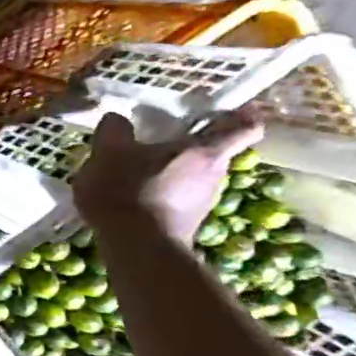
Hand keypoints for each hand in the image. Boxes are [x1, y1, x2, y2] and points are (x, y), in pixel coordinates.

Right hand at [73, 107, 262, 243]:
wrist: (136, 245)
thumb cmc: (127, 188)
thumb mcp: (109, 151)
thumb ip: (114, 130)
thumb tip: (117, 119)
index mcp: (204, 151)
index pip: (246, 127)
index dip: (241, 115)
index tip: (225, 110)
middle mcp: (215, 174)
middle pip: (214, 151)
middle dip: (191, 144)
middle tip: (161, 139)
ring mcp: (204, 201)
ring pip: (196, 176)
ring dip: (174, 170)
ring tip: (140, 169)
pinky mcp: (189, 222)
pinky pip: (180, 197)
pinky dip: (163, 192)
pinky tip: (134, 195)